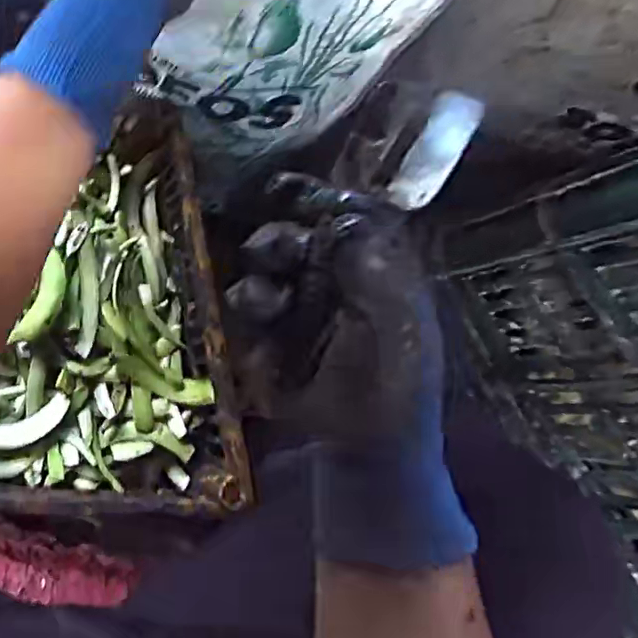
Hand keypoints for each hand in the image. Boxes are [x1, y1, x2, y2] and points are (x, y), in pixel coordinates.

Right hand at [239, 177, 476, 570]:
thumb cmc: (392, 387)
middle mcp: (327, 276)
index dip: (314, 197)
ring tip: (264, 297)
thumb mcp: (395, 324)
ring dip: (259, 270)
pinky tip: (258, 315)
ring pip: (261, 261)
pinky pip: (243, 297)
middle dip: (277, 236)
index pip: (339, 216)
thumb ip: (371, 267)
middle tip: (268, 250)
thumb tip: (343, 214)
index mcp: (367, 267)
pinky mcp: (261, 328)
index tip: (284, 187)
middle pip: (291, 233)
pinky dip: (246, 299)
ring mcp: (292, 301)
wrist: (359, 450)